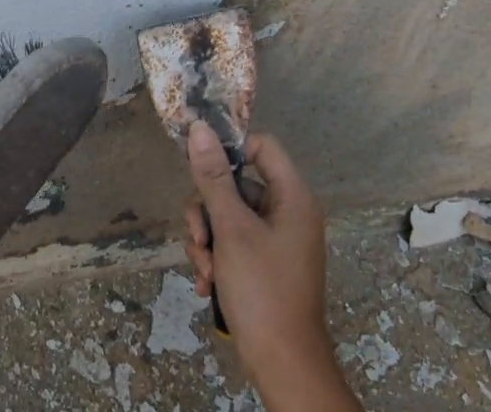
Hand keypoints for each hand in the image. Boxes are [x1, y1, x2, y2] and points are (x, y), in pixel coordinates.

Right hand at [182, 121, 361, 411]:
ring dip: (206, 240)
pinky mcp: (263, 263)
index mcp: (292, 198)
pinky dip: (215, 258)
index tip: (199, 170)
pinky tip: (206, 282)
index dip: (229, 151)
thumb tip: (199, 128)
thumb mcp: (231, 229)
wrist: (282, 362)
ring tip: (204, 268)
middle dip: (206, 211)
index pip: (261, 147)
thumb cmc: (262, 288)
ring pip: (226, 216)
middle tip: (199, 237)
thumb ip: (213, 177)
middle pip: (235, 185)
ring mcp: (276, 240)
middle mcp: (287, 213)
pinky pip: (231, 243)